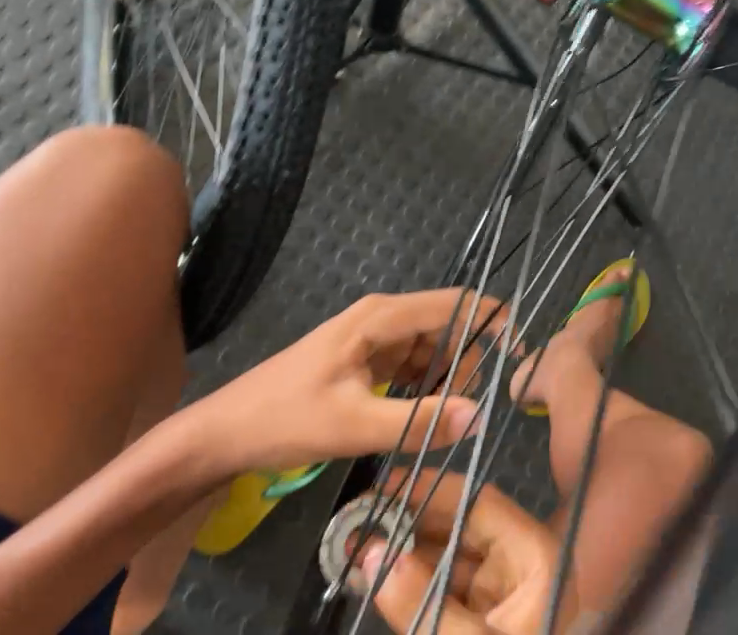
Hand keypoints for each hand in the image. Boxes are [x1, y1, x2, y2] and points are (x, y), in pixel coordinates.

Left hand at [185, 290, 507, 472]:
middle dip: (465, 367)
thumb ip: (419, 421)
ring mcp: (375, 339)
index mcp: (382, 317)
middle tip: (456, 414)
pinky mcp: (367, 361)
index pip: (458, 303)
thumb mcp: (353, 426)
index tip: (516, 357)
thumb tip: (482, 417)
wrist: (221, 434)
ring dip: (443, 383)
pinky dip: (424, 392)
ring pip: (435, 352)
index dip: (493, 322)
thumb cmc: (283, 420)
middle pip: (450, 330)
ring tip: (429, 422)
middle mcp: (384, 319)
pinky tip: (412, 419)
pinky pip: (414, 368)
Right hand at [352, 470, 577, 634]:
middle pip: (461, 529)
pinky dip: (410, 584)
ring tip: (354, 544)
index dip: (431, 491)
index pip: (479, 504)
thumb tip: (373, 556)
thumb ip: (421, 603)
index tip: (384, 484)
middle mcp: (522, 566)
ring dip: (403, 553)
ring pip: (447, 559)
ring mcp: (503, 594)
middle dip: (409, 524)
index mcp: (536, 558)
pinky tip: (373, 576)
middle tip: (357, 518)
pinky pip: (443, 590)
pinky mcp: (484, 620)